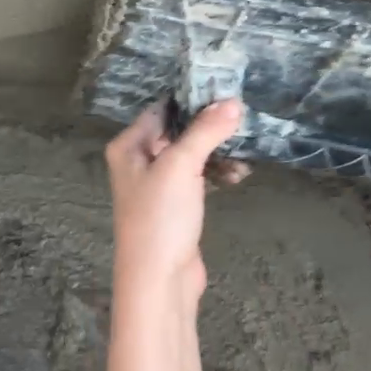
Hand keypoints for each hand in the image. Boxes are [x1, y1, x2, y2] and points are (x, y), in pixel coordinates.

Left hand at [105, 99, 245, 298]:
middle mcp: (137, 161)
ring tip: (242, 157)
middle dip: (208, 129)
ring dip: (215, 153)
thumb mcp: (181, 166)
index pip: (160, 111)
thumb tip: (231, 102)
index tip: (224, 91)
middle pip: (176, 133)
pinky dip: (215, 174)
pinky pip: (197, 178)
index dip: (190, 101)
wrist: (159, 278)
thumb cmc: (161, 216)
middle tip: (241, 121)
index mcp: (127, 146)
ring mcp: (156, 185)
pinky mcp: (175, 206)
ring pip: (190, 156)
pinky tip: (236, 176)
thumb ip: (205, 132)